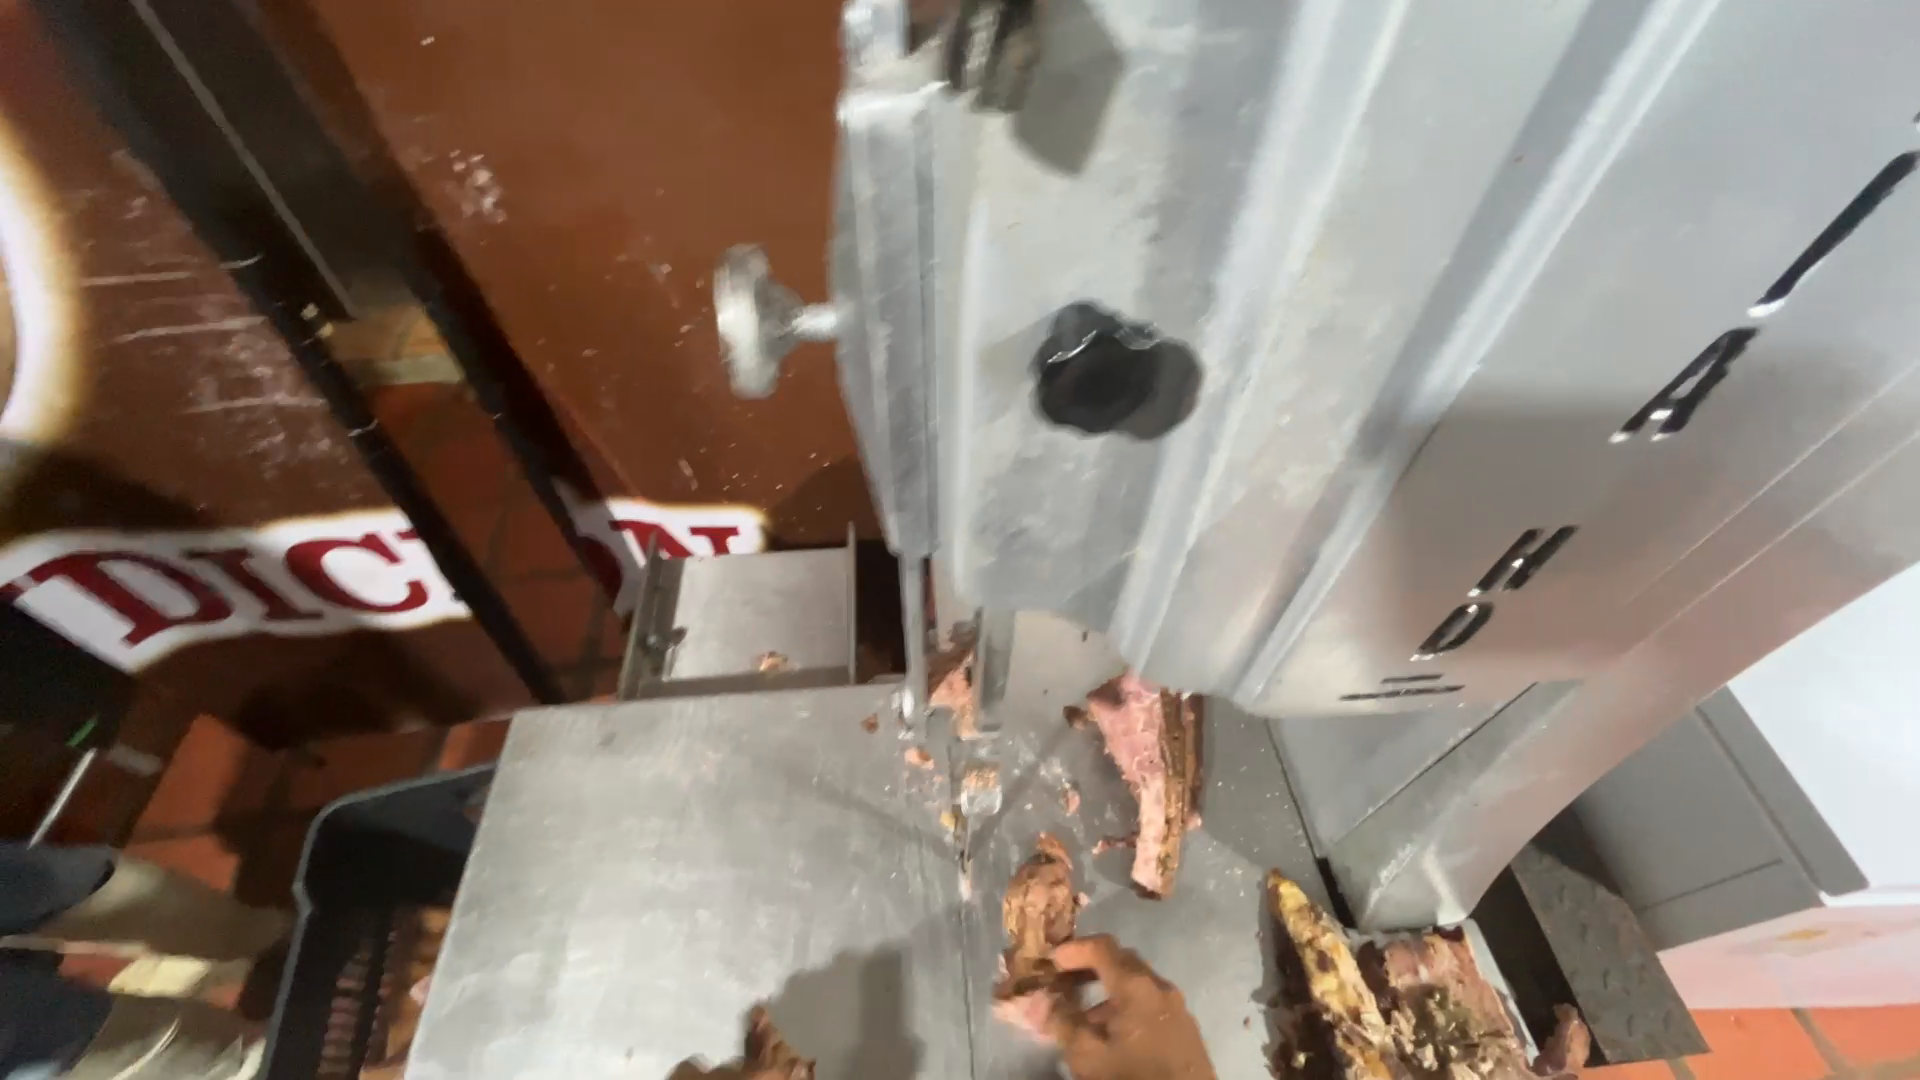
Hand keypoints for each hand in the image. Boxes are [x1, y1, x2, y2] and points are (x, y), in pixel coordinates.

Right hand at [1046, 935, 1215, 1079]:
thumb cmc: (1133, 1079)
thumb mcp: (1089, 1056)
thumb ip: (1061, 1023)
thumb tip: (1038, 1000)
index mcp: (1136, 985)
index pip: (1102, 946)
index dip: (1074, 948)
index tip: (1052, 961)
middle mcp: (1160, 986)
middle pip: (1122, 960)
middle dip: (1091, 966)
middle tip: (1065, 981)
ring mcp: (1177, 1008)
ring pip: (1138, 984)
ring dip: (1109, 991)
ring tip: (1086, 1018)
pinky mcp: (1186, 1031)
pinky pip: (1152, 1004)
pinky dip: (1128, 1007)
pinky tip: (1115, 1037)